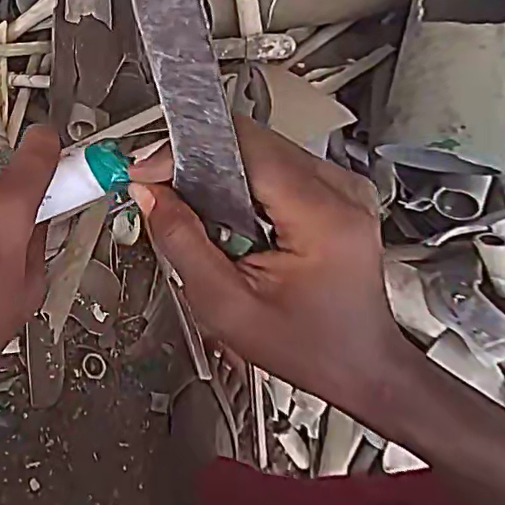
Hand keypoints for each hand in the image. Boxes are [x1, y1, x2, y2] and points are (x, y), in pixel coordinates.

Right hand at [129, 116, 422, 424]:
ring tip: (188, 204)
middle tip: (155, 185)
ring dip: (210, 166)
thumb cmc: (306, 345)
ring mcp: (339, 186)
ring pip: (255, 145)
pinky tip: (220, 210)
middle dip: (191, 157)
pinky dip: (231, 176)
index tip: (146, 171)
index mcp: (322, 218)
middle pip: (248, 139)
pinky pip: (268, 161)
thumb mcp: (224, 304)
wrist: (358, 365)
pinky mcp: (329, 190)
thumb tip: (148, 194)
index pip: (243, 149)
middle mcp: (339, 191)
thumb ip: (180, 242)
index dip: (184, 151)